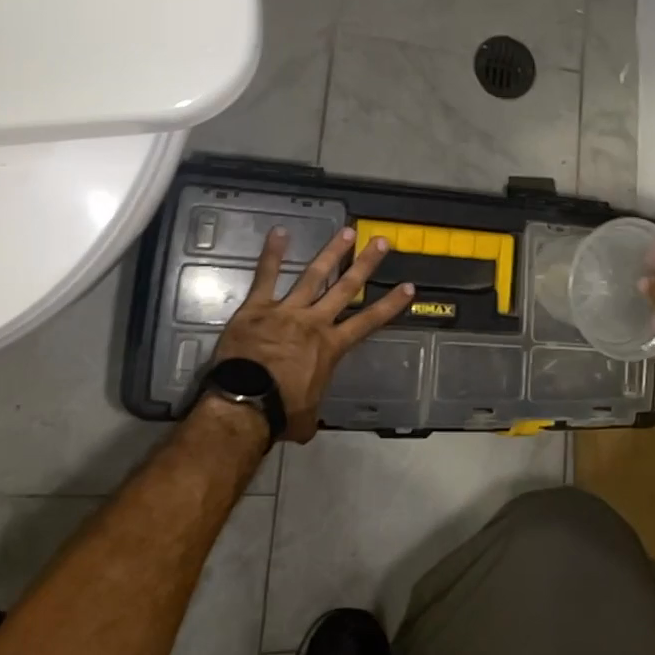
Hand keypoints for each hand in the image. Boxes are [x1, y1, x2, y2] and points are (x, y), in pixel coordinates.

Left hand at [211, 226, 413, 442]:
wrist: (247, 401)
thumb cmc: (281, 412)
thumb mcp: (307, 417)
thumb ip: (312, 411)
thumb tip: (308, 424)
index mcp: (331, 347)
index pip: (368, 322)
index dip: (390, 305)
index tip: (408, 286)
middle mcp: (314, 322)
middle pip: (346, 288)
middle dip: (365, 264)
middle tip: (381, 242)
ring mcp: (287, 310)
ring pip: (314, 275)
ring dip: (331, 252)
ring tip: (347, 231)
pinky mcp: (258, 307)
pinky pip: (265, 276)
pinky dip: (272, 254)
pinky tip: (280, 232)